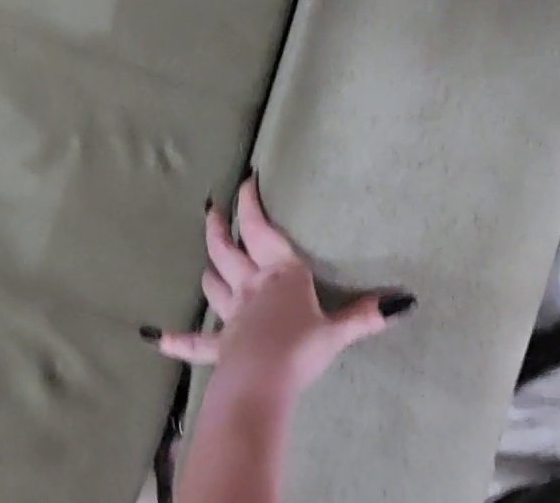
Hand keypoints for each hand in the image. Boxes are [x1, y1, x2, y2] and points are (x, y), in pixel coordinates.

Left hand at [145, 178, 413, 395]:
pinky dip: (177, 340)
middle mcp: (251, 286)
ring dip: (210, 268)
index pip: (261, 228)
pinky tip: (155, 338)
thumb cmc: (300, 348)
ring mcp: (232, 315)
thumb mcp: (338, 331)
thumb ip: (366, 315)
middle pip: (228, 248)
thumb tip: (405, 302)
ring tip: (207, 257)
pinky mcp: (220, 345)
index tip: (246, 178)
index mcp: (279, 273)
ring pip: (214, 283)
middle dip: (220, 225)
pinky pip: (195, 343)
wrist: (263, 381)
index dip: (251, 202)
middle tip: (212, 206)